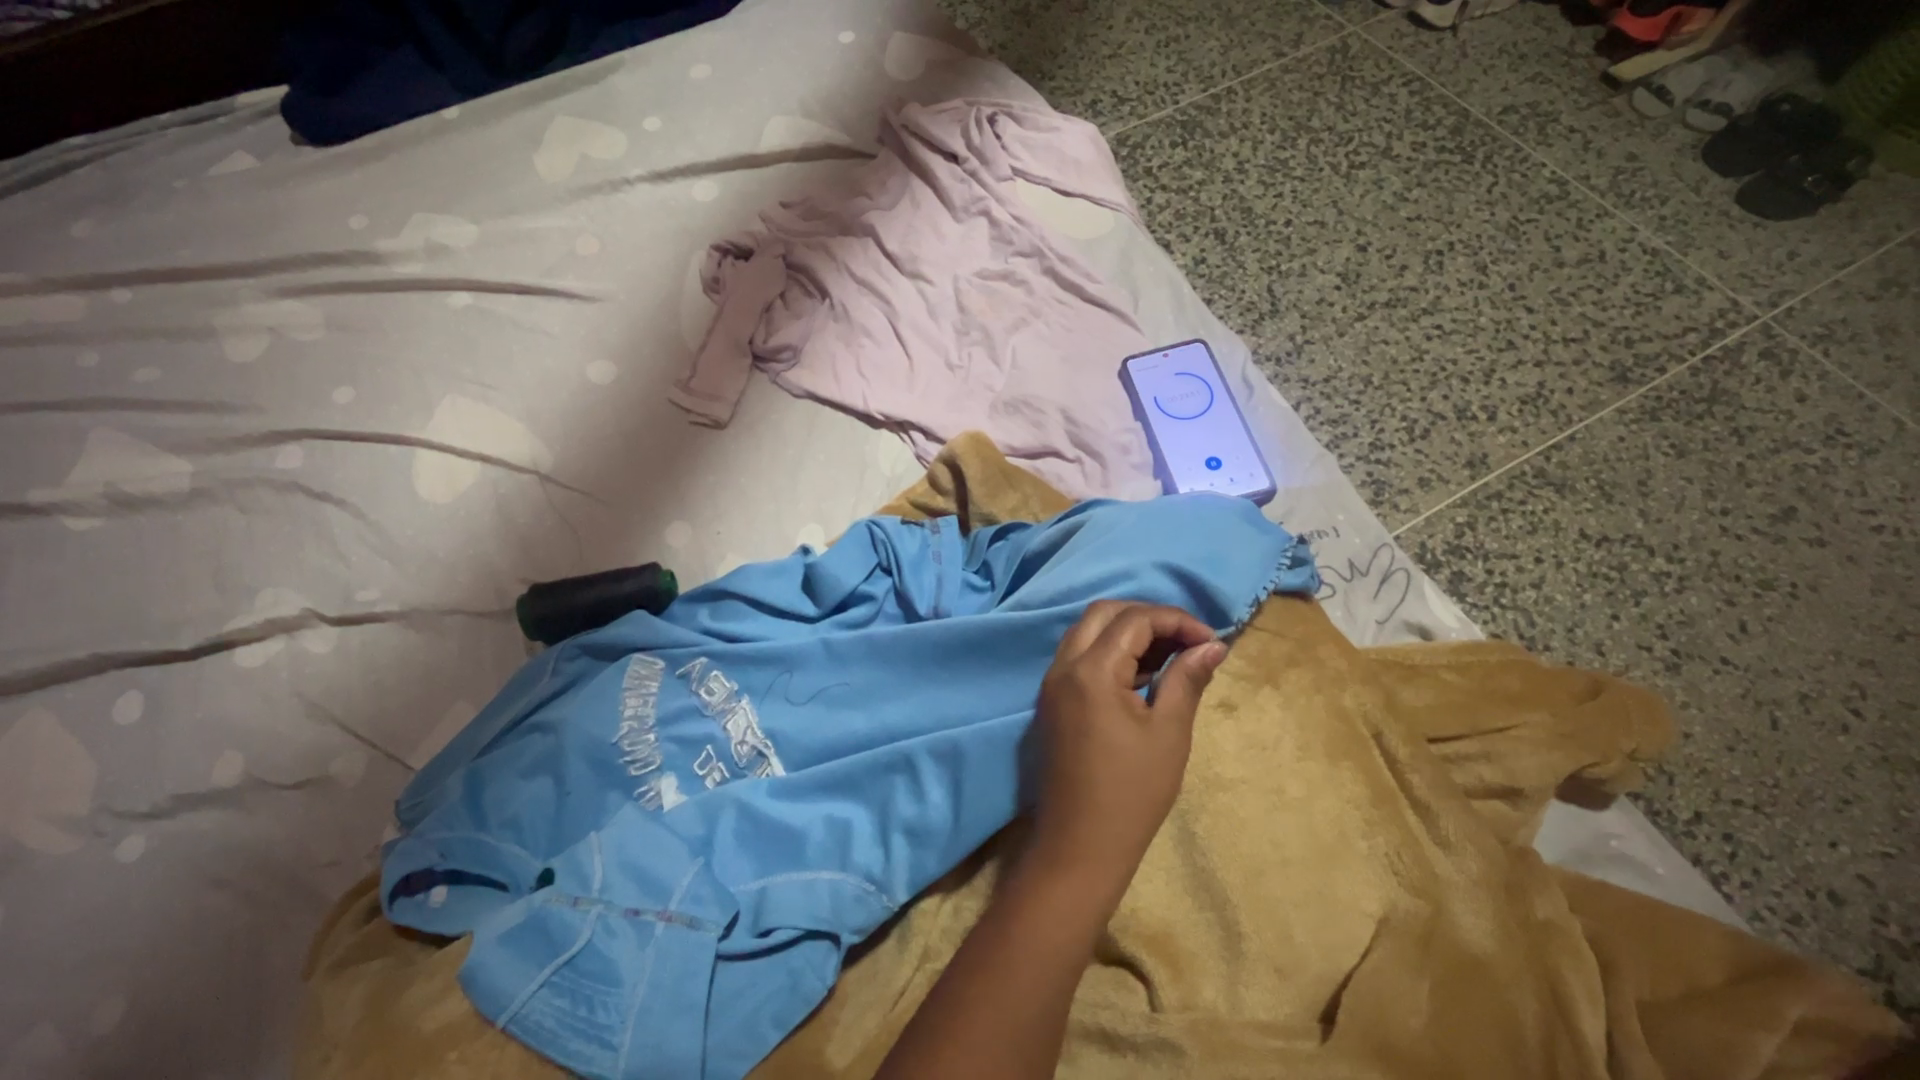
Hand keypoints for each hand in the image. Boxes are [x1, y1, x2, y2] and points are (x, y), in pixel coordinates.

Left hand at [1025, 601, 1228, 896]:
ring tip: (1172, 656)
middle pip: (1104, 613)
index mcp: (1091, 671)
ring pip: (1088, 633)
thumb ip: (1187, 680)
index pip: (1135, 620)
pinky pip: (1079, 658)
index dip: (1177, 621)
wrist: (1080, 845)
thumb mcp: (1168, 733)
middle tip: (1188, 641)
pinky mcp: (1052, 702)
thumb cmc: (1131, 792)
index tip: (1212, 642)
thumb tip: (1212, 646)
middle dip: (1149, 617)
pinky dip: (1110, 653)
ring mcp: (1052, 684)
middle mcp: (1063, 667)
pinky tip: (1144, 675)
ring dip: (1128, 633)